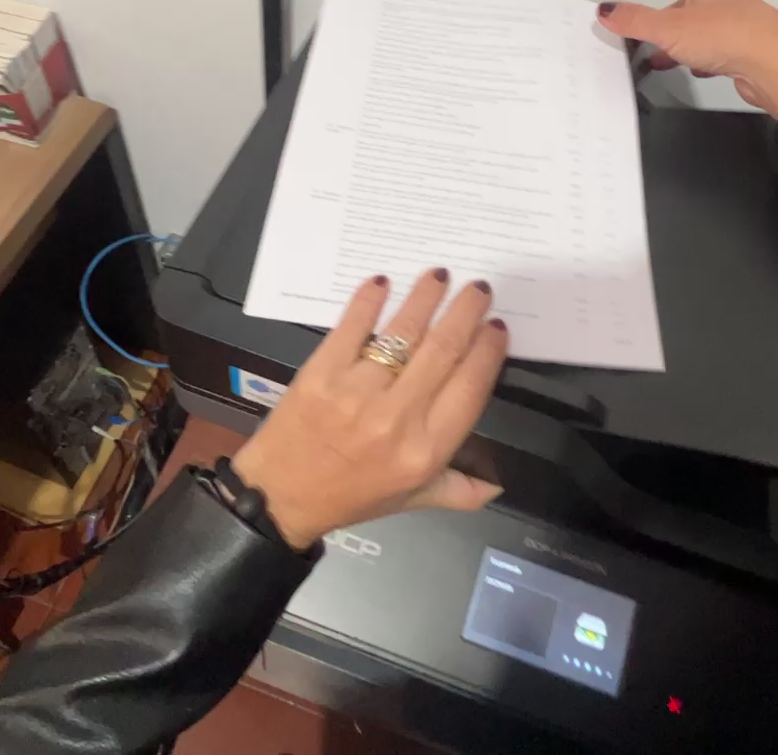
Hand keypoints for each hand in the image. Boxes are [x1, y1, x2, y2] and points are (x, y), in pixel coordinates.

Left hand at [231, 269, 508, 549]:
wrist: (280, 495)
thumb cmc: (350, 494)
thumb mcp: (411, 499)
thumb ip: (457, 488)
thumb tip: (497, 481)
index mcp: (425, 450)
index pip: (470, 387)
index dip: (487, 350)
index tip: (495, 327)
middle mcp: (397, 417)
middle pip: (443, 349)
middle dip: (465, 313)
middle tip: (477, 290)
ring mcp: (357, 390)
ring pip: (404, 331)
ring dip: (425, 297)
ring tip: (439, 277)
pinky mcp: (322, 371)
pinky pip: (353, 326)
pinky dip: (369, 299)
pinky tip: (382, 282)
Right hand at [596, 0, 777, 117]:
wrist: (776, 66)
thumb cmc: (724, 36)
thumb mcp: (669, 28)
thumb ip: (635, 20)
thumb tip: (604, 9)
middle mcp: (726, 0)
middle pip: (693, 1)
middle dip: (668, 13)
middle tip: (646, 26)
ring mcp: (740, 26)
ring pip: (703, 28)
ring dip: (680, 40)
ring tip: (658, 57)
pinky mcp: (747, 51)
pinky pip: (717, 50)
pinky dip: (699, 57)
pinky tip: (691, 71)